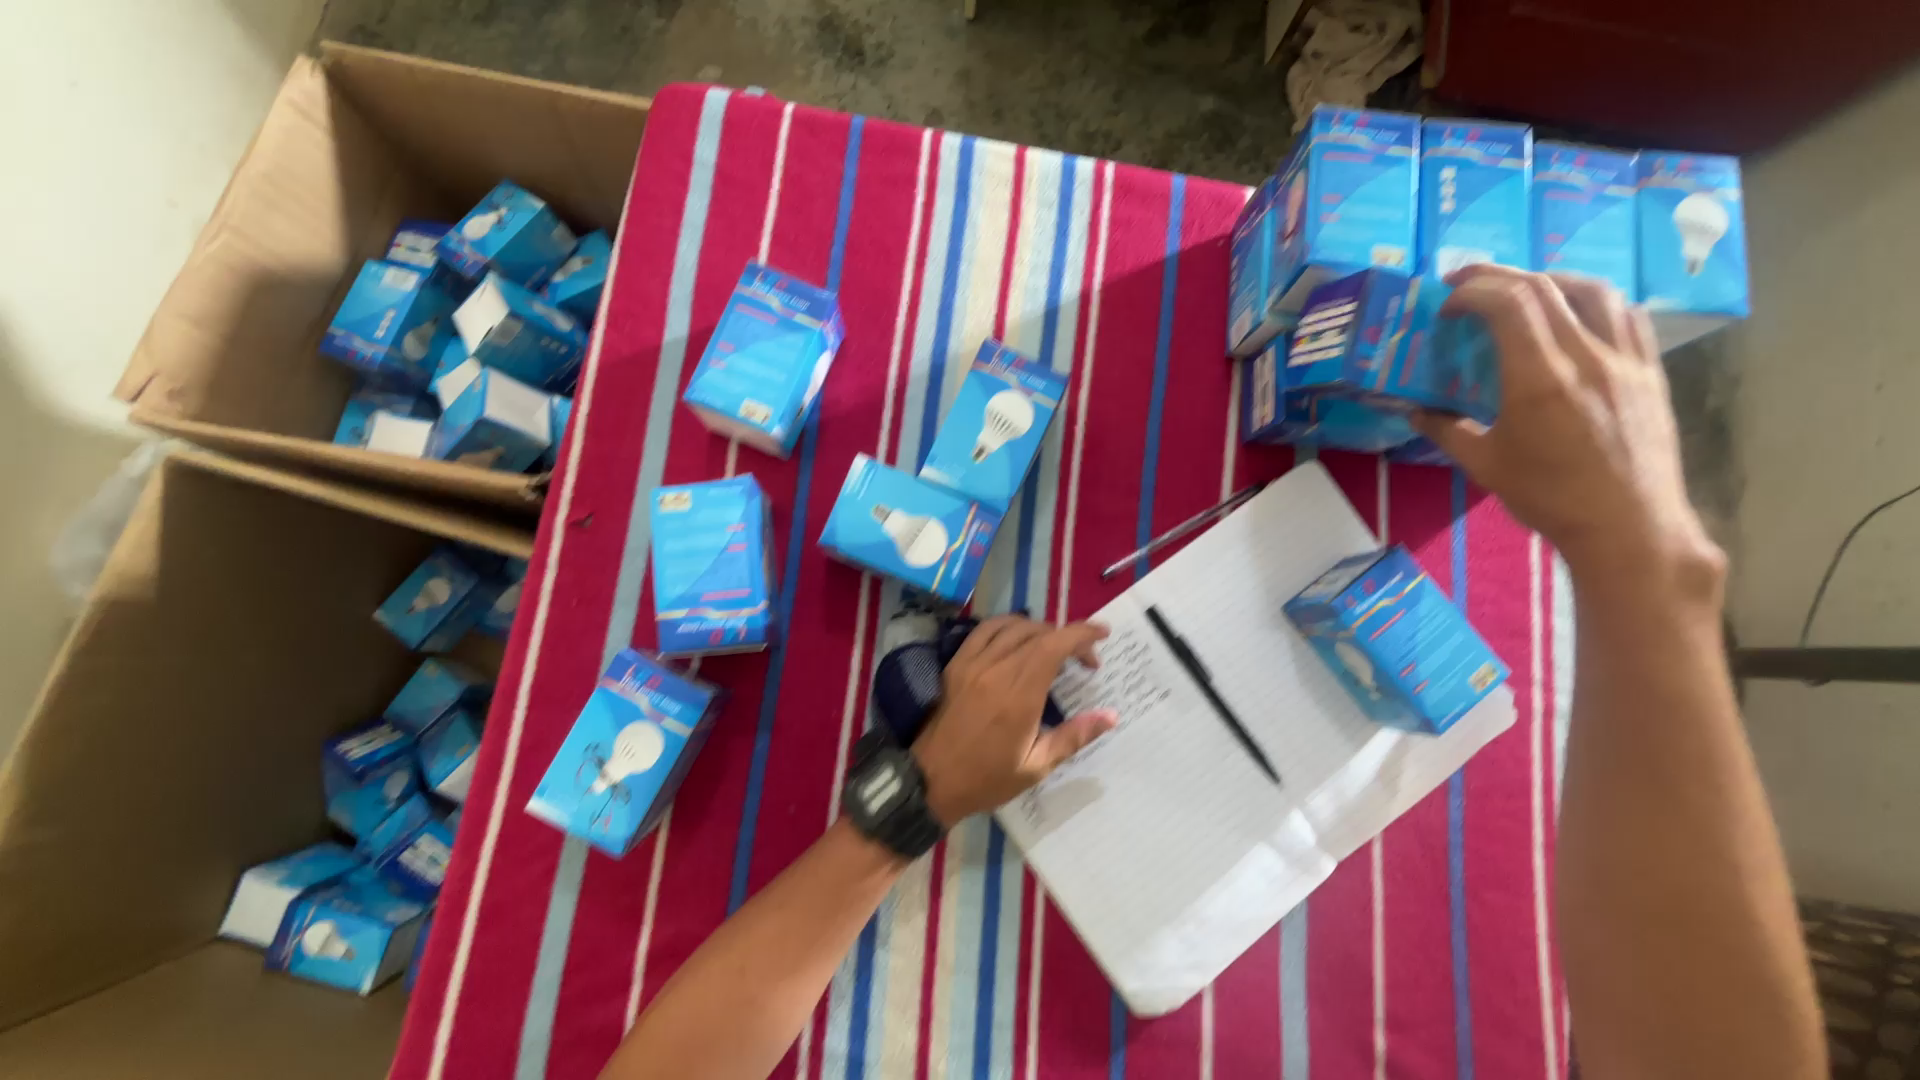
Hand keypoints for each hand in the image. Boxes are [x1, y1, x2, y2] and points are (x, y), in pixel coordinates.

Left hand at [910, 617, 1118, 825]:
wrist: (932, 780)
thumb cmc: (987, 779)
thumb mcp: (1036, 766)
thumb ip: (1074, 737)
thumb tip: (1111, 716)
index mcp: (1020, 696)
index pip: (1054, 646)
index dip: (1081, 633)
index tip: (1102, 634)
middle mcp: (996, 670)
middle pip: (1038, 633)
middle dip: (1068, 637)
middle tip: (1084, 660)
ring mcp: (973, 664)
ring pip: (1012, 627)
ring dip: (1040, 629)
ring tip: (1055, 647)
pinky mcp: (957, 664)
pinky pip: (984, 630)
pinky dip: (1007, 625)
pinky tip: (1018, 637)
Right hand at [1416, 265, 1724, 590]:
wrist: (1628, 526)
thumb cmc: (1548, 498)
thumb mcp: (1484, 465)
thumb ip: (1446, 430)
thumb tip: (1415, 411)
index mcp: (1541, 378)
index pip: (1509, 303)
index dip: (1472, 291)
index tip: (1445, 304)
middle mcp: (1587, 356)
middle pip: (1544, 286)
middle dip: (1498, 277)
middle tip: (1464, 283)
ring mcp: (1625, 359)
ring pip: (1593, 290)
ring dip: (1548, 280)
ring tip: (1520, 292)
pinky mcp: (1649, 370)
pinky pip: (1625, 315)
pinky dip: (1590, 302)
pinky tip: (1573, 317)